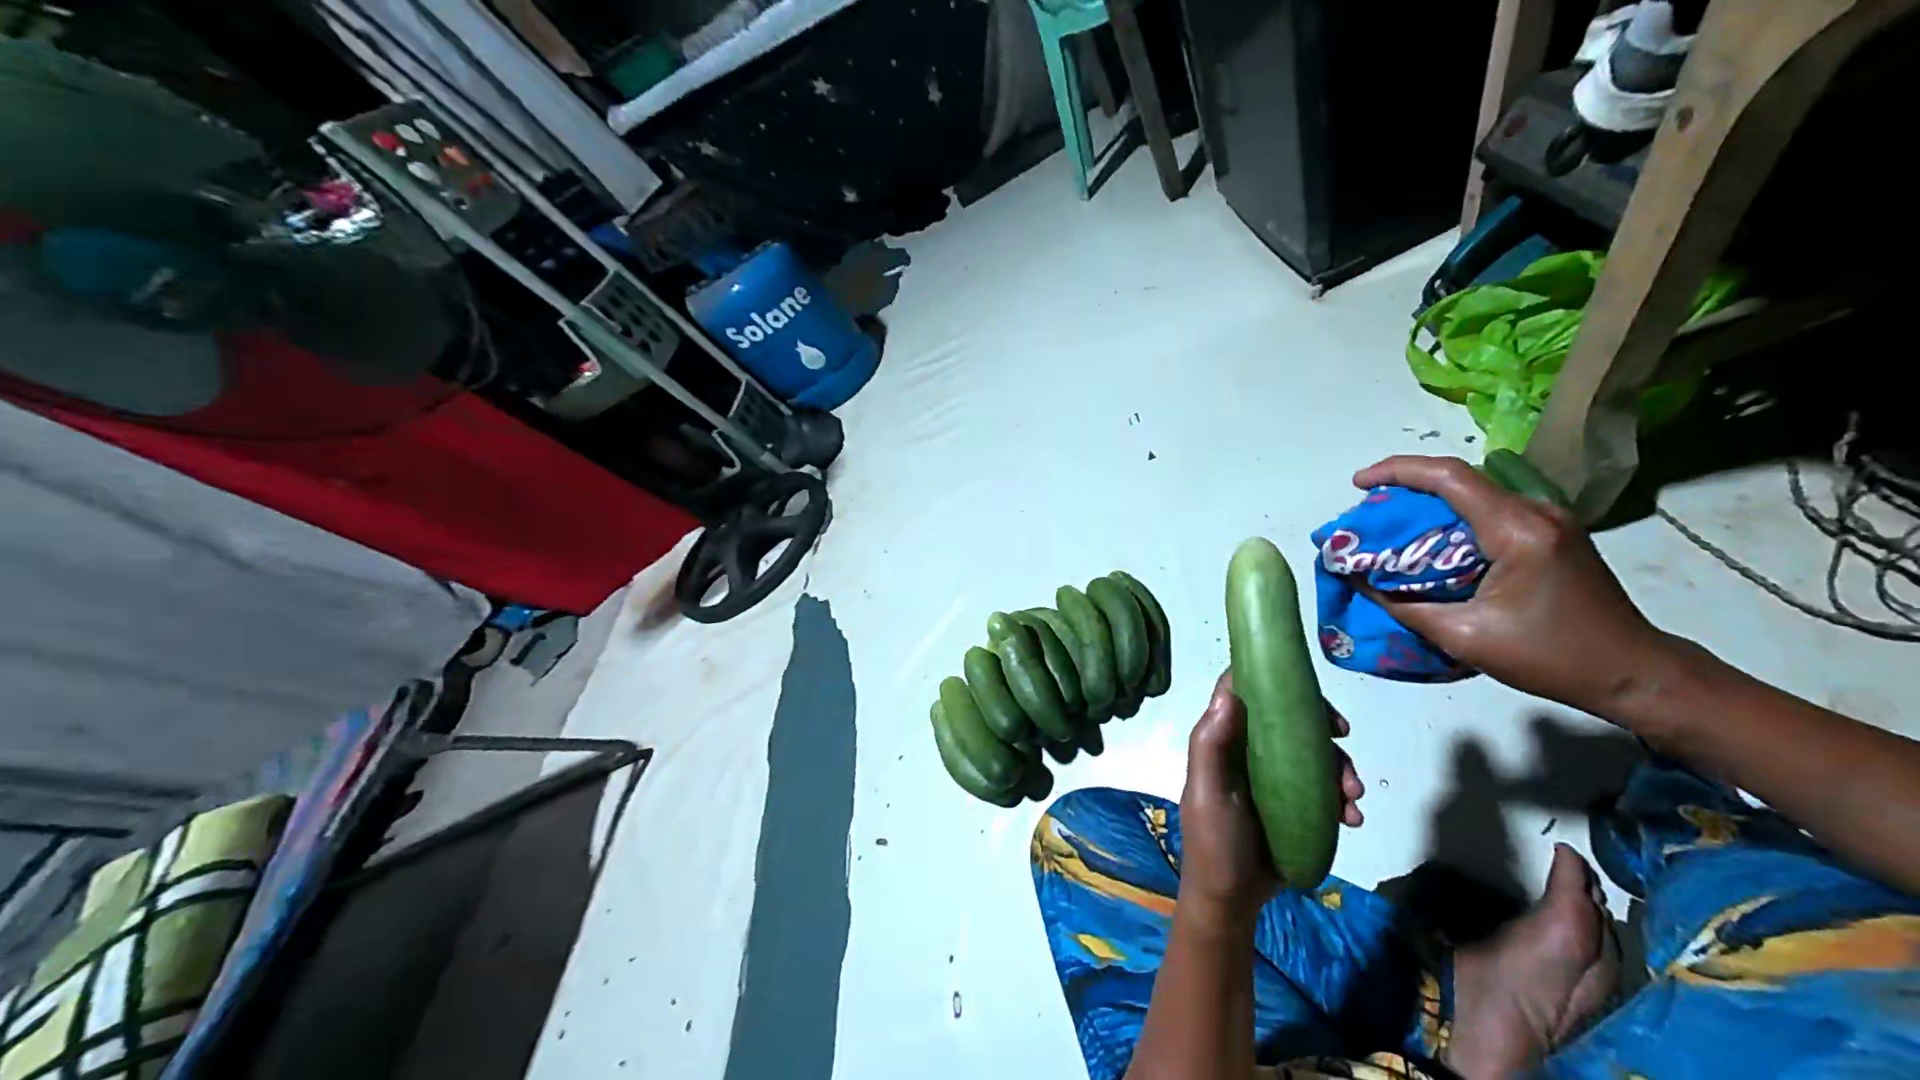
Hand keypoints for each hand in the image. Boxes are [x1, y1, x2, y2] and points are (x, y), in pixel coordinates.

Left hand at [1180, 671, 1363, 921]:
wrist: (1232, 899)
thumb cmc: (1214, 840)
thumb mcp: (1208, 792)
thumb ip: (1211, 745)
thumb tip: (1229, 694)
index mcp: (1223, 740)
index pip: (1243, 692)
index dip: (1271, 681)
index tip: (1305, 689)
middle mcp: (1247, 750)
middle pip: (1288, 718)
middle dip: (1320, 726)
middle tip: (1343, 737)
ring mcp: (1273, 777)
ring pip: (1312, 753)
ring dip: (1340, 767)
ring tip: (1352, 795)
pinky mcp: (1294, 803)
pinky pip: (1324, 788)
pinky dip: (1343, 797)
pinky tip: (1352, 817)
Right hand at [1351, 455, 1672, 715]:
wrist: (1634, 674)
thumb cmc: (1550, 657)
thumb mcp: (1463, 636)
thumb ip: (1403, 604)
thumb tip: (1356, 579)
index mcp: (1517, 530)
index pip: (1449, 477)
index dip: (1397, 471)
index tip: (1357, 484)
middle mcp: (1536, 513)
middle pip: (1460, 480)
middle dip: (1405, 487)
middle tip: (1367, 510)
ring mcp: (1549, 521)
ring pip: (1474, 494)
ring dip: (1428, 503)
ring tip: (1389, 525)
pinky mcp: (1552, 534)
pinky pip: (1490, 511)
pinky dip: (1451, 518)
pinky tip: (1429, 541)